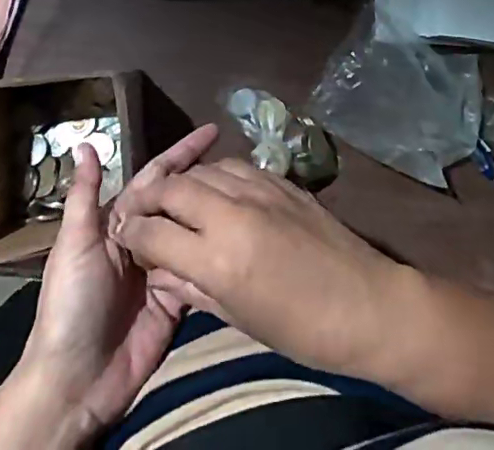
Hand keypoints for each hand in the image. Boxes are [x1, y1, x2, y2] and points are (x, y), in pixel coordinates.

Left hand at [16, 123, 219, 439]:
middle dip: (205, 177)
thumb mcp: (75, 243)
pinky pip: (198, 268)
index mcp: (117, 220)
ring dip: (214, 211)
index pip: (155, 177)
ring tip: (248, 191)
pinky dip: (214, 253)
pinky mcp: (176, 299)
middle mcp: (142, 238)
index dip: (182, 153)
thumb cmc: (71, 302)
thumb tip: (86, 143)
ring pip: (192, 231)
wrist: (78, 378)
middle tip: (241, 160)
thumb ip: (86, 195)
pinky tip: (240, 236)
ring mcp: (162, 269)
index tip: (212, 132)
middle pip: (179, 199)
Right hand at [110, 159, 407, 376]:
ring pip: (201, 169)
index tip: (125, 236)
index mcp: (217, 258)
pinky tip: (212, 187)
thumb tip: (157, 269)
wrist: (368, 303)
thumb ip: (190, 287)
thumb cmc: (302, 328)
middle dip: (147, 197)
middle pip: (171, 188)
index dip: (132, 233)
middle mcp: (231, 213)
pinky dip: (212, 174)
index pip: (154, 233)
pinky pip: (232, 166)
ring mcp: (257, 190)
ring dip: (179, 182)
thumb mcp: (238, 318)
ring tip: (172, 197)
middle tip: (139, 209)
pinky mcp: (278, 179)